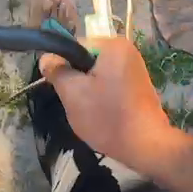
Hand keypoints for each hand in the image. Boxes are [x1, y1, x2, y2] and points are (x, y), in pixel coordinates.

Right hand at [38, 37, 192, 177]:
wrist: (145, 146)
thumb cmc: (107, 116)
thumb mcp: (73, 93)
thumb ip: (57, 71)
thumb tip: (47, 58)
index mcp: (113, 45)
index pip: (75, 45)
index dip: (62, 64)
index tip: (60, 86)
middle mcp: (127, 51)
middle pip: (87, 60)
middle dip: (77, 79)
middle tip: (75, 101)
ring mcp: (135, 69)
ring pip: (98, 75)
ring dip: (89, 90)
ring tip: (89, 110)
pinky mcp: (138, 86)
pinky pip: (111, 84)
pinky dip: (103, 97)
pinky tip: (102, 114)